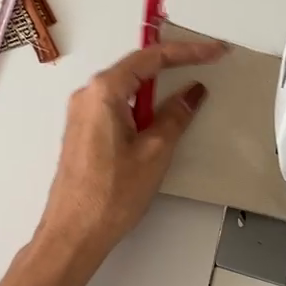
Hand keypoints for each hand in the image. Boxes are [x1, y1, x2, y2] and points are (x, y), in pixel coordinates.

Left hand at [34, 40, 228, 264]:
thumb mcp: (154, 152)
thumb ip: (175, 115)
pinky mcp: (85, 130)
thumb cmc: (109, 196)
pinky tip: (160, 114)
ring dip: (157, 86)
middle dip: (173, 63)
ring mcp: (83, 112)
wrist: (72, 234)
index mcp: (104, 91)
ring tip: (187, 86)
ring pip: (127, 86)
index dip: (187, 52)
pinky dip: (142, 102)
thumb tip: (191, 92)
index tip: (213, 51)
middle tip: (205, 60)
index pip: (151, 58)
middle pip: (137, 66)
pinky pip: (118, 103)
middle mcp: (88, 95)